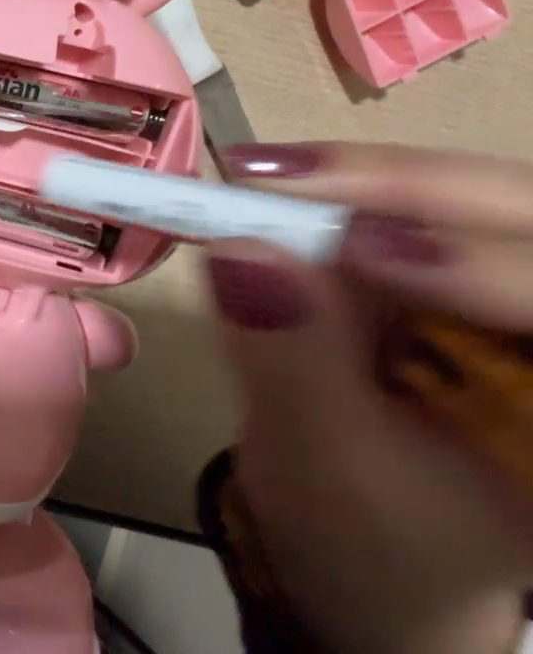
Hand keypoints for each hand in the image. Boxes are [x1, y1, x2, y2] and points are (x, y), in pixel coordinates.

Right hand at [209, 142, 532, 653]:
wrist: (371, 566)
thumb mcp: (327, 465)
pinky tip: (278, 193)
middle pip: (529, 223)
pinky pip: (416, 217)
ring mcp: (510, 306)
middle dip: (408, 188)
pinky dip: (341, 198)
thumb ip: (291, 361)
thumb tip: (236, 252)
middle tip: (269, 173)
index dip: (482, 262)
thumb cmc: (368, 544)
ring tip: (255, 177)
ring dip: (364, 184)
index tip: (355, 245)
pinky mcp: (456, 288)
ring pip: (475, 205)